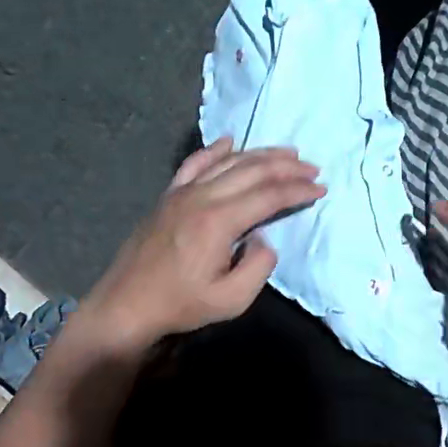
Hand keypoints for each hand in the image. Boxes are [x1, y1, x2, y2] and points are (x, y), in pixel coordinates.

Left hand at [79, 137, 323, 348]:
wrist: (127, 304)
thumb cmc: (181, 304)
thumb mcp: (231, 299)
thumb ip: (258, 266)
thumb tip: (263, 238)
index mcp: (218, 221)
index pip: (268, 195)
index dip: (298, 190)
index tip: (320, 188)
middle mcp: (201, 197)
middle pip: (252, 171)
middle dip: (286, 167)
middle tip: (312, 167)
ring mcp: (181, 193)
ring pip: (227, 162)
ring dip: (260, 155)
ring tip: (287, 153)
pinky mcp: (168, 197)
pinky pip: (195, 164)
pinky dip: (215, 150)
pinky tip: (229, 142)